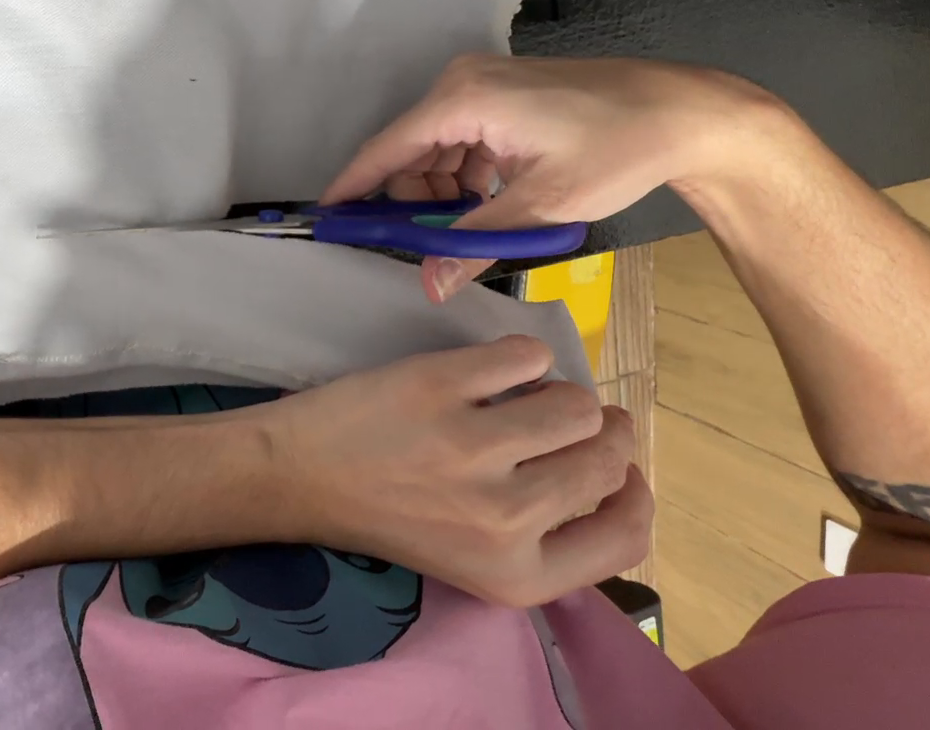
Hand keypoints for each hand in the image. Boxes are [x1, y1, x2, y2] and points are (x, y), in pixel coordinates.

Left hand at [260, 335, 651, 606]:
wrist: (296, 475)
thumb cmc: (385, 514)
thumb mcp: (475, 558)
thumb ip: (544, 532)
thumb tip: (613, 469)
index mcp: (519, 575)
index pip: (628, 536)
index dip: (633, 491)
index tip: (620, 465)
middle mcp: (505, 519)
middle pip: (606, 457)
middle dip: (600, 429)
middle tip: (570, 414)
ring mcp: (471, 448)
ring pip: (575, 403)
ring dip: (561, 391)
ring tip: (524, 394)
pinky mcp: (437, 386)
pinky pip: (525, 354)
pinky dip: (521, 354)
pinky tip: (493, 367)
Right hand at [322, 55, 783, 300]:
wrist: (689, 113)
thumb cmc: (616, 151)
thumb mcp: (541, 205)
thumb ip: (475, 243)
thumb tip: (429, 286)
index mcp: (462, 99)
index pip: (387, 148)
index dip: (353, 186)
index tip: (326, 218)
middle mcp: (460, 82)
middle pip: (408, 151)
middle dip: (412, 201)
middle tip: (429, 245)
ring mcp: (479, 85)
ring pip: (431, 149)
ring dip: (440, 192)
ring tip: (470, 227)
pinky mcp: (496, 95)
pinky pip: (457, 141)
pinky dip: (462, 176)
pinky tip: (487, 201)